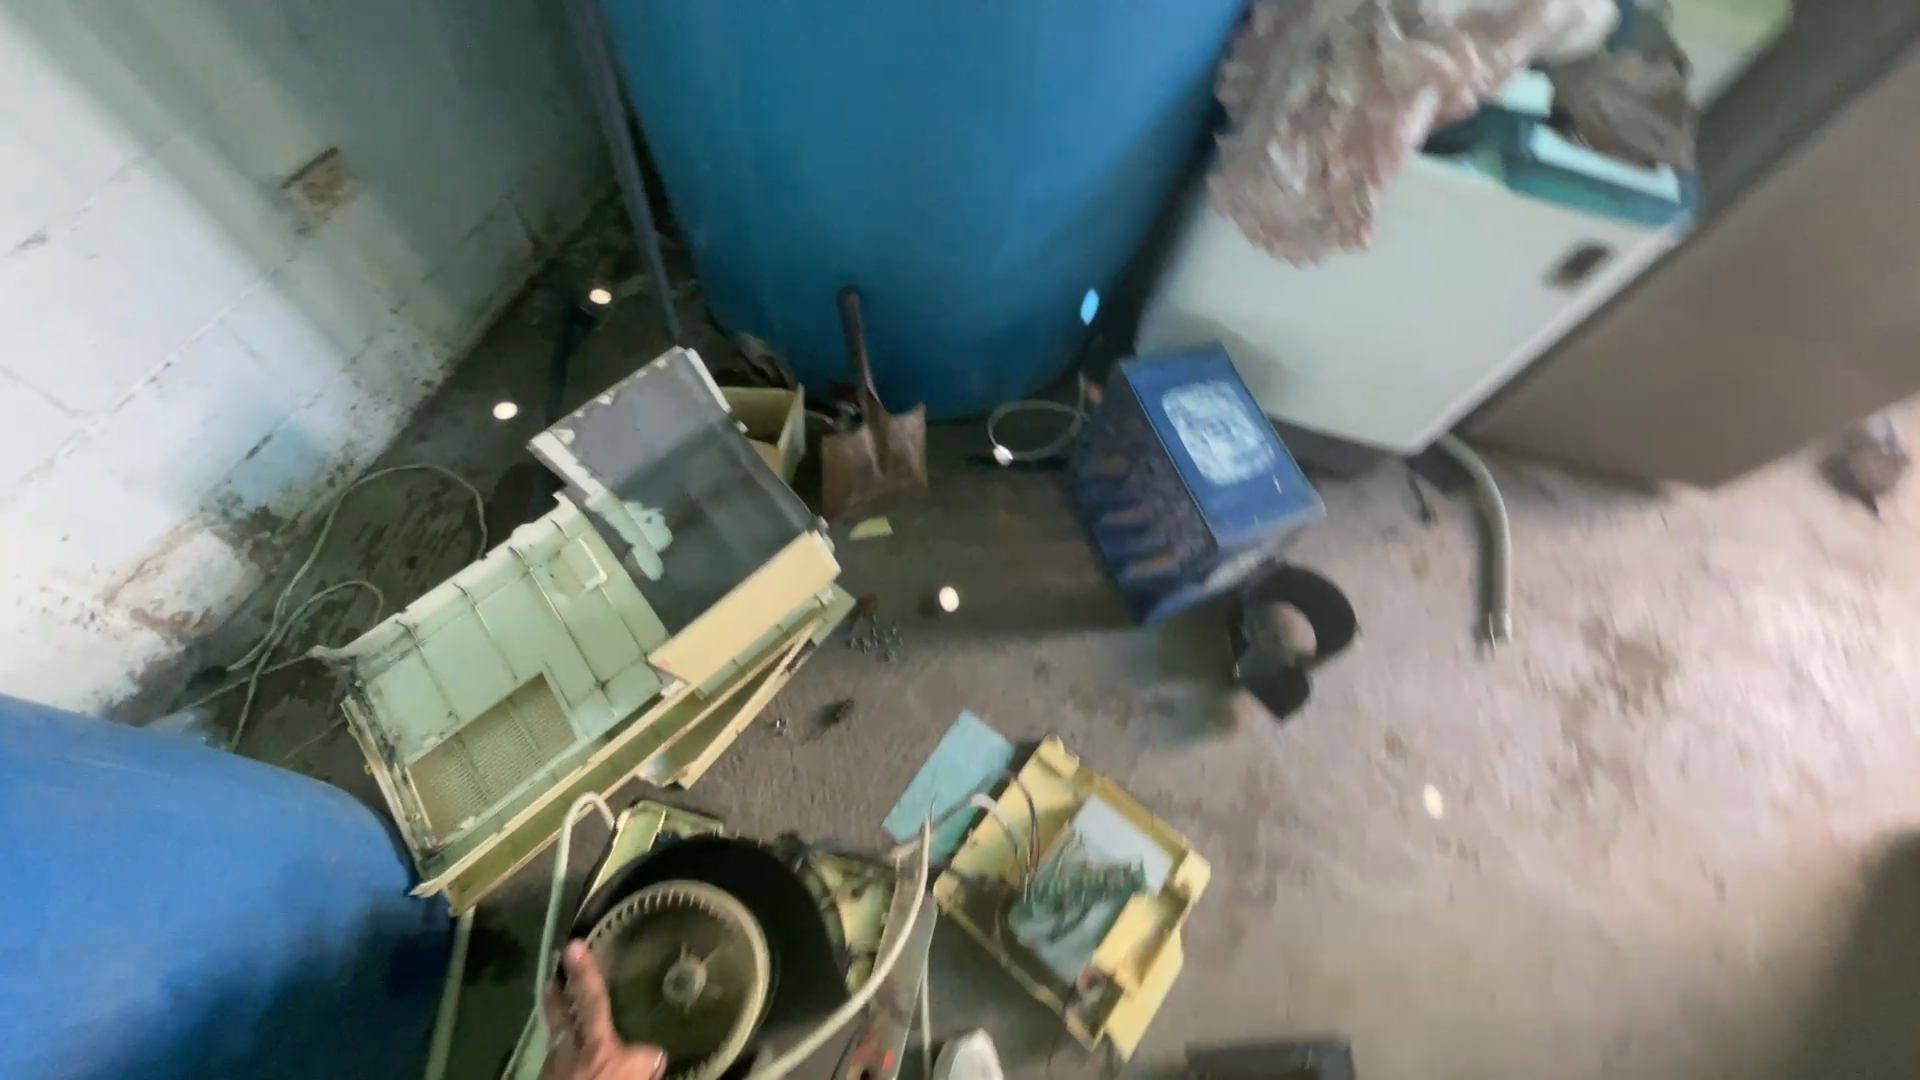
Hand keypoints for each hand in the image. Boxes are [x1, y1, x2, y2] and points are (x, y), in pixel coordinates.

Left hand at [540, 941, 668, 1079]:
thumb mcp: (639, 1076)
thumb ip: (646, 1060)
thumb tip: (654, 1053)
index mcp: (594, 1045)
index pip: (591, 999)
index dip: (585, 971)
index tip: (574, 945)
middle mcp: (567, 1052)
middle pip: (559, 1014)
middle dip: (557, 993)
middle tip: (554, 970)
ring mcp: (552, 1071)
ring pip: (556, 1039)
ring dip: (559, 1022)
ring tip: (566, 1010)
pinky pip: (557, 1061)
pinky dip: (564, 1052)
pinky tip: (572, 1059)